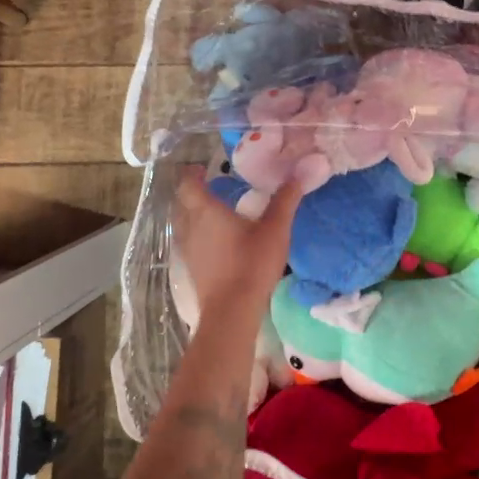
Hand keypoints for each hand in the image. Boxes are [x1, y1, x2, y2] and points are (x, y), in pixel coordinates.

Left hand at [172, 168, 298, 319]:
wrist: (232, 311)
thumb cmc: (251, 264)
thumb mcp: (275, 229)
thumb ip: (285, 200)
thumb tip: (298, 174)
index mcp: (206, 212)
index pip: (188, 185)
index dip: (192, 174)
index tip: (201, 167)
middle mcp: (190, 227)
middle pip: (181, 203)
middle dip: (190, 192)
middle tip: (208, 185)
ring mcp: (188, 250)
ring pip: (181, 223)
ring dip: (190, 212)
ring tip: (209, 209)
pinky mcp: (191, 268)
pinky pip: (187, 240)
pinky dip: (195, 231)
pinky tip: (212, 238)